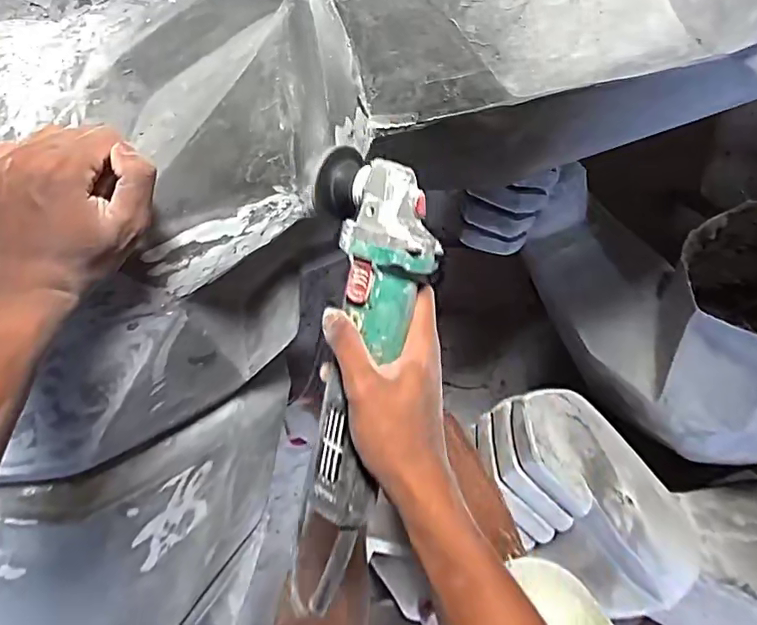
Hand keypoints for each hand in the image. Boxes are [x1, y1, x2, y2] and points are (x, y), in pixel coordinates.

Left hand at [0, 125, 155, 316]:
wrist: (17, 302)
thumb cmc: (74, 267)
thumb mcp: (126, 227)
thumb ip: (138, 177)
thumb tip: (123, 151)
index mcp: (63, 165)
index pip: (105, 136)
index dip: (115, 164)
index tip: (105, 195)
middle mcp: (25, 157)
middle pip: (73, 135)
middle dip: (86, 161)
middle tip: (82, 200)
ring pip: (41, 141)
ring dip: (57, 161)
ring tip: (56, 199)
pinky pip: (10, 155)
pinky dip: (26, 168)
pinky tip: (30, 198)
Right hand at [322, 285, 449, 496]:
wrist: (416, 484)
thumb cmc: (398, 438)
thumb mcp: (363, 385)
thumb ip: (347, 346)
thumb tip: (333, 316)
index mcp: (421, 347)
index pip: (421, 295)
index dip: (400, 277)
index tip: (374, 271)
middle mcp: (423, 357)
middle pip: (401, 315)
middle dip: (373, 308)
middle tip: (348, 305)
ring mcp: (416, 375)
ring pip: (390, 340)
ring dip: (365, 338)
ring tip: (340, 340)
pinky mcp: (406, 393)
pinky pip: (385, 363)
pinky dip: (366, 362)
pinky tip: (343, 374)